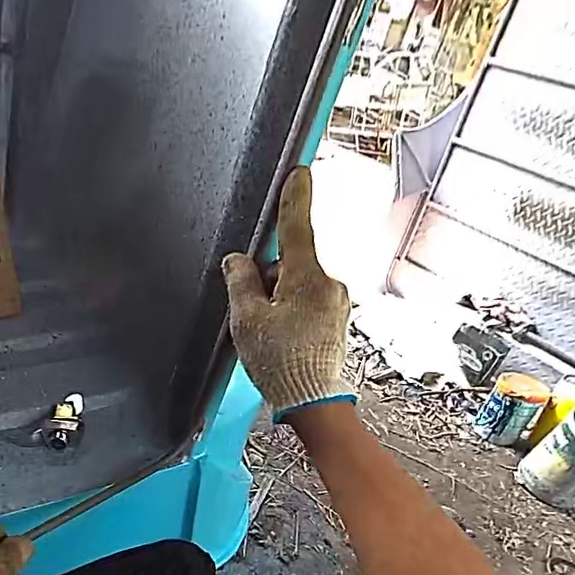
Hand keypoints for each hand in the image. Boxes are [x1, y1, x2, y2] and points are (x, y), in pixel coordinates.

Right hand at [222, 165, 355, 420]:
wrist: (312, 402)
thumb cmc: (282, 364)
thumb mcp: (247, 320)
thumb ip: (240, 282)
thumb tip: (238, 262)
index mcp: (307, 277)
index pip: (297, 226)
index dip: (294, 197)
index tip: (299, 172)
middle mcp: (329, 285)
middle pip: (290, 262)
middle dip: (269, 278)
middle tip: (256, 311)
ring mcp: (336, 305)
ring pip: (298, 284)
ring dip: (279, 299)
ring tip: (269, 333)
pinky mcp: (336, 321)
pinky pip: (308, 303)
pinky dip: (291, 312)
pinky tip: (282, 339)